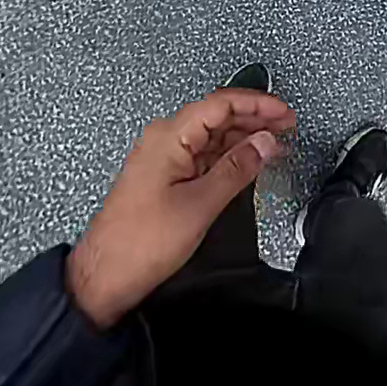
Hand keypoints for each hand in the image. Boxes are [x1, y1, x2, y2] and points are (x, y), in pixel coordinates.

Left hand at [65, 89, 294, 326]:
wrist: (99, 282)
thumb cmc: (142, 244)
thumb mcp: (200, 205)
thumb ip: (238, 168)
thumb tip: (266, 141)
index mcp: (170, 135)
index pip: (222, 102)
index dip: (258, 104)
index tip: (284, 113)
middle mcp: (165, 137)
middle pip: (218, 114)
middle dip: (255, 117)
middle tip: (287, 125)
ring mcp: (164, 155)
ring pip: (213, 133)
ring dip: (245, 135)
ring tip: (275, 143)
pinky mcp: (165, 173)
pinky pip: (204, 151)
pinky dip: (229, 153)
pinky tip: (249, 161)